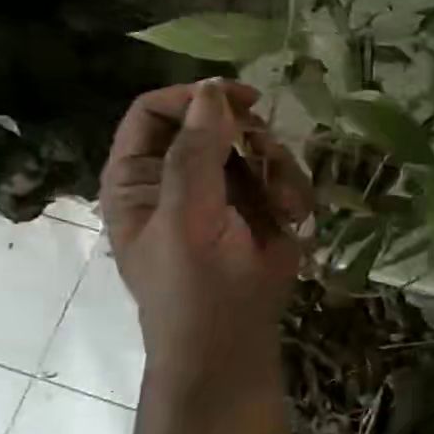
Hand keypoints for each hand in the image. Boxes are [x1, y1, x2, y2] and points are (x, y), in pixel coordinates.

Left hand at [100, 79, 312, 386]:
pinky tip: (293, 220)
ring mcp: (225, 191)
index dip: (194, 98)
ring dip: (277, 170)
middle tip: (267, 154)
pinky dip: (293, 193)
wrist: (234, 343)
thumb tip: (211, 90)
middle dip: (248, 138)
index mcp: (140, 175)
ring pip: (256, 147)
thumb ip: (195, 151)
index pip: (156, 111)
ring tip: (283, 207)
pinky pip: (283, 176)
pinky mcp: (262, 207)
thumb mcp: (187, 216)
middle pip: (215, 122)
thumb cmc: (195, 286)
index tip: (240, 99)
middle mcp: (180, 175)